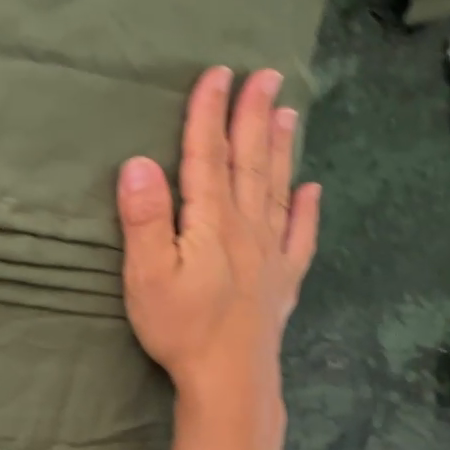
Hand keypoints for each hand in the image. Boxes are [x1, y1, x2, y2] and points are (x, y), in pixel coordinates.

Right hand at [116, 66, 321, 407]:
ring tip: (286, 113)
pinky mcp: (282, 280)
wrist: (228, 374)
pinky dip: (306, 209)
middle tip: (263, 77)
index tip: (216, 75)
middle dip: (252, 118)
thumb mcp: (145, 275)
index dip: (208, 116)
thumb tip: (138, 164)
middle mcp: (246, 227)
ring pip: (275, 189)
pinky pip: (301, 235)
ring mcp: (270, 253)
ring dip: (279, 149)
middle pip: (248, 163)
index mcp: (210, 223)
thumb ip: (144, 219)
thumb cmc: (179, 327)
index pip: (206, 158)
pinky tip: (311, 190)